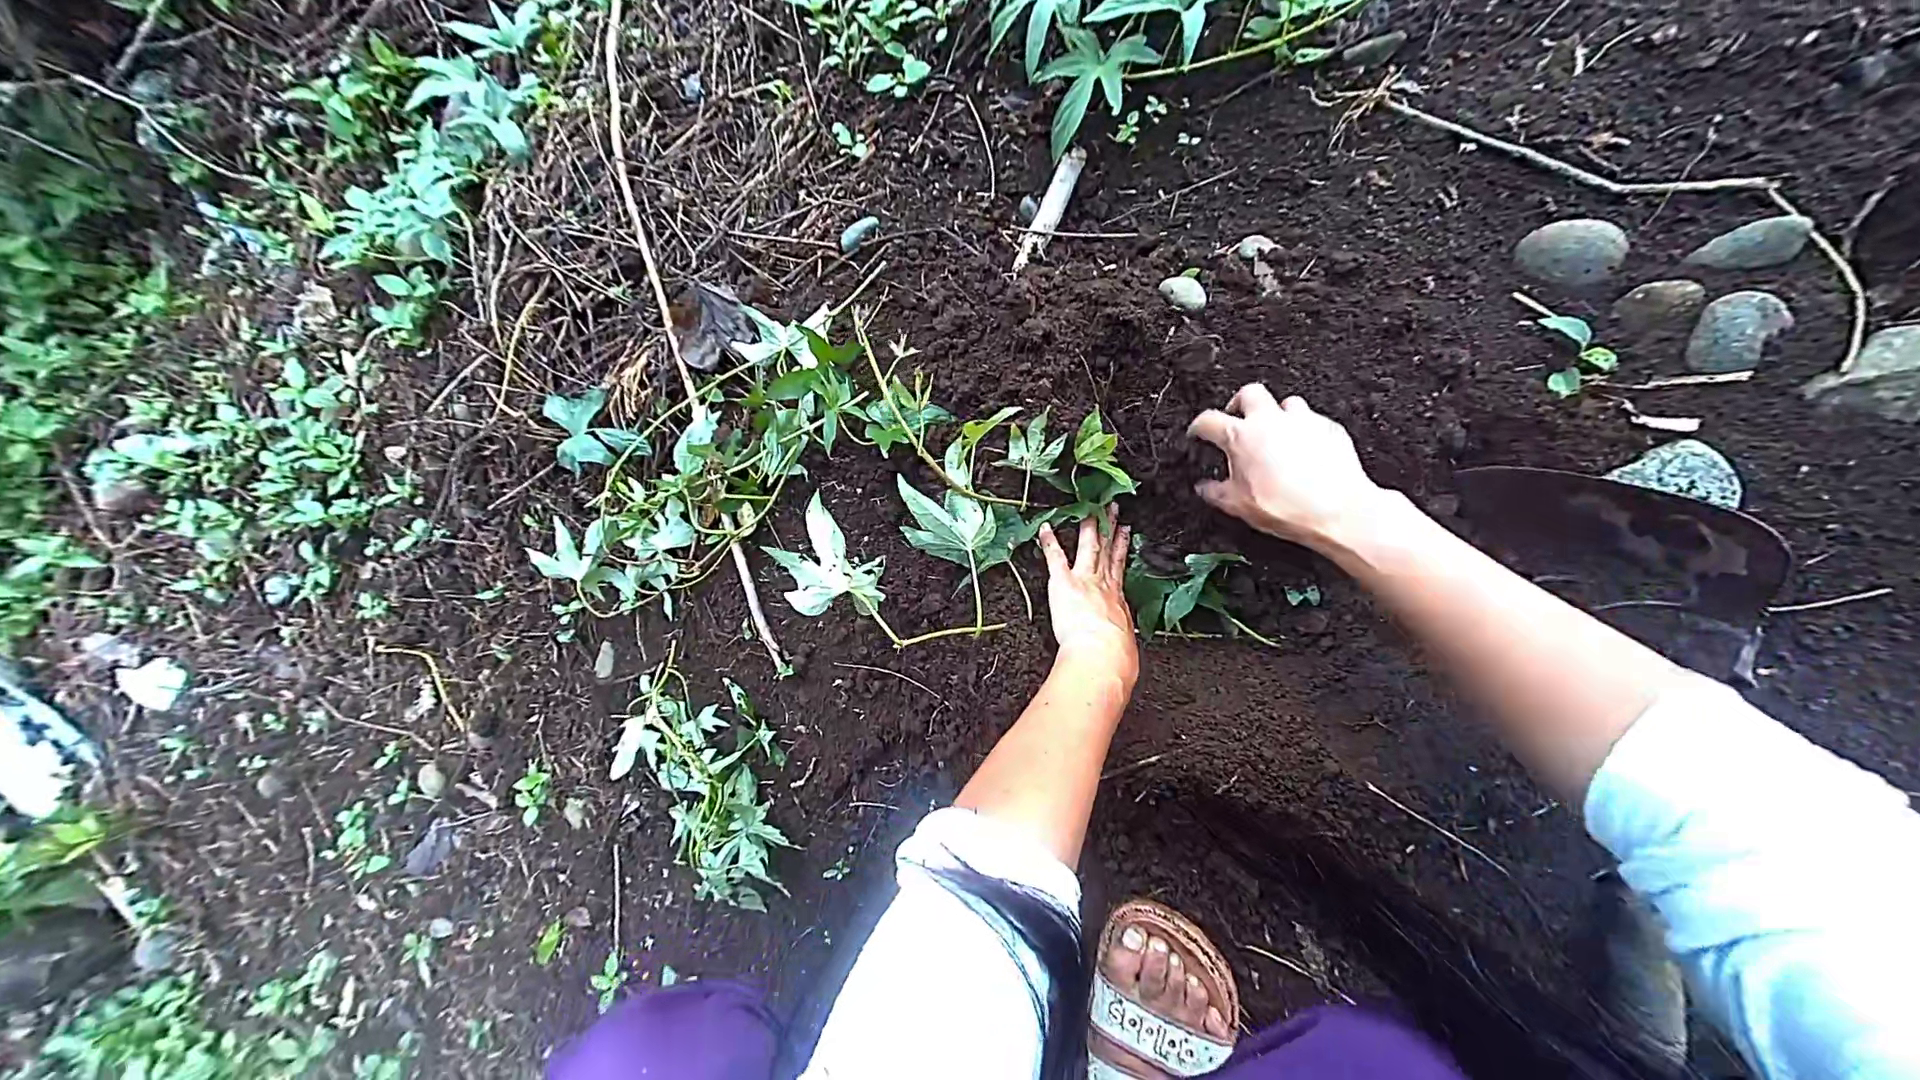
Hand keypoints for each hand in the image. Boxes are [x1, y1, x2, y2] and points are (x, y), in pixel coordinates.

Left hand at [1037, 506, 1138, 686]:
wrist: (1103, 656)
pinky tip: (1046, 528)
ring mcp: (1084, 580)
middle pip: (1108, 550)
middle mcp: (1103, 584)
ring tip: (1090, 509)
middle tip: (1113, 509)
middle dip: (1110, 527)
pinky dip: (1049, 542)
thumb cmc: (1115, 658)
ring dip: (1090, 526)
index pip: (1119, 567)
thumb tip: (1120, 648)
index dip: (1122, 547)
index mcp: (1117, 599)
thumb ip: (1119, 637)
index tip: (1125, 533)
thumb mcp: (1124, 644)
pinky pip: (1055, 557)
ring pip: (1088, 546)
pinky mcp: (1064, 582)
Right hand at [1187, 385, 1389, 550]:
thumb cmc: (1290, 508)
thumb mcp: (1238, 505)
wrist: (1338, 512)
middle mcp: (1270, 421)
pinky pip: (1310, 420)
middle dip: (1238, 403)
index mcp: (1241, 437)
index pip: (1208, 420)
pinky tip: (1301, 450)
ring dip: (1275, 416)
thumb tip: (1206, 488)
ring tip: (1273, 436)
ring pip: (1284, 403)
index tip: (1198, 432)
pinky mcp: (1329, 428)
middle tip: (1236, 420)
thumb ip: (1216, 491)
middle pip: (1248, 393)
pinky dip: (1302, 431)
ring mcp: (1302, 421)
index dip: (1198, 426)